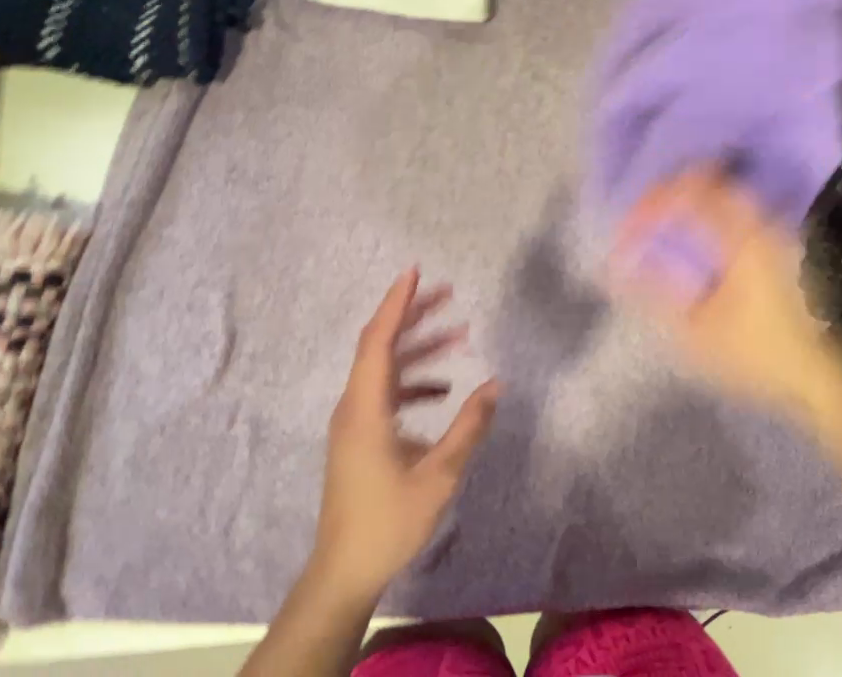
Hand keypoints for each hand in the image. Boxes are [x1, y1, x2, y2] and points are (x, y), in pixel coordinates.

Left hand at [304, 269, 498, 603]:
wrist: (344, 569)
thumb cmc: (390, 521)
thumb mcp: (439, 474)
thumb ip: (468, 426)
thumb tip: (496, 384)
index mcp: (365, 409)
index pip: (377, 341)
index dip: (397, 303)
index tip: (416, 271)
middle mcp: (354, 407)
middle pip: (380, 346)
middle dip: (414, 316)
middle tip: (451, 293)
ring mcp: (354, 423)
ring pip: (385, 369)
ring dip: (420, 348)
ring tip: (462, 335)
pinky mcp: (359, 438)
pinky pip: (387, 392)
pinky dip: (415, 380)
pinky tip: (445, 389)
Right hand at [610, 167, 841, 414]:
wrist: (814, 378)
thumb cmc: (754, 357)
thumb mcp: (694, 331)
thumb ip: (655, 291)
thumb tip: (617, 266)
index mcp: (742, 239)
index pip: (691, 192)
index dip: (654, 202)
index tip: (629, 228)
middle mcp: (762, 224)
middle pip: (711, 181)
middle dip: (671, 192)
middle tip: (642, 215)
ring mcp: (774, 232)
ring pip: (727, 192)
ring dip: (691, 199)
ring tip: (661, 222)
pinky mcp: (777, 246)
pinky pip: (737, 210)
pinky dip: (710, 211)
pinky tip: (692, 235)